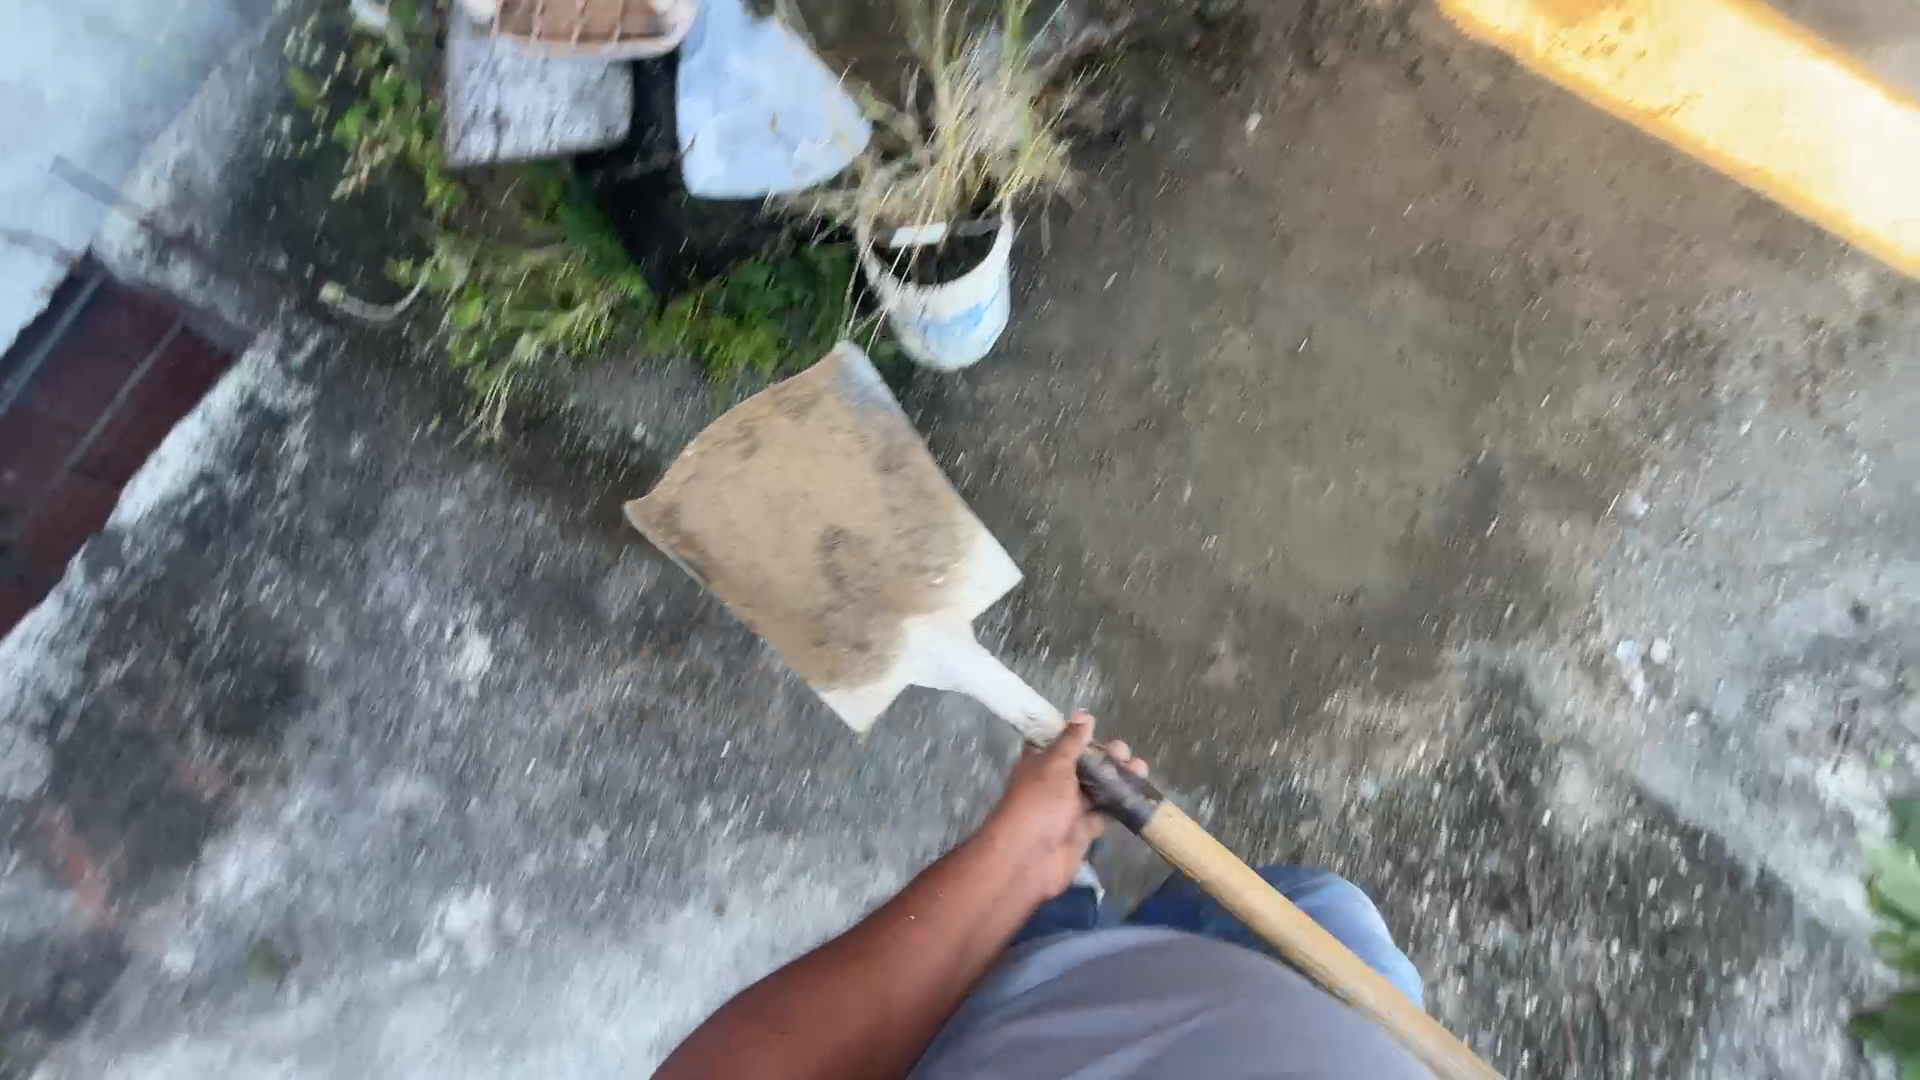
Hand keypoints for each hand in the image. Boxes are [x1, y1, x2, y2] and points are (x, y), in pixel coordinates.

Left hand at [976, 712, 1150, 902]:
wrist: (1030, 858)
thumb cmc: (1039, 802)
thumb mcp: (1055, 764)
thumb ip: (1072, 741)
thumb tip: (1084, 715)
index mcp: (1040, 761)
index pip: (1058, 742)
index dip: (1076, 735)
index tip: (1097, 727)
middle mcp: (1053, 782)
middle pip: (1082, 764)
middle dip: (1104, 756)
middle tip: (1125, 752)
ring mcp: (1068, 808)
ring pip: (1096, 788)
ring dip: (1117, 779)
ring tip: (1140, 769)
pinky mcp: (1082, 831)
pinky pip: (1103, 814)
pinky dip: (1119, 805)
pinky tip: (1138, 795)